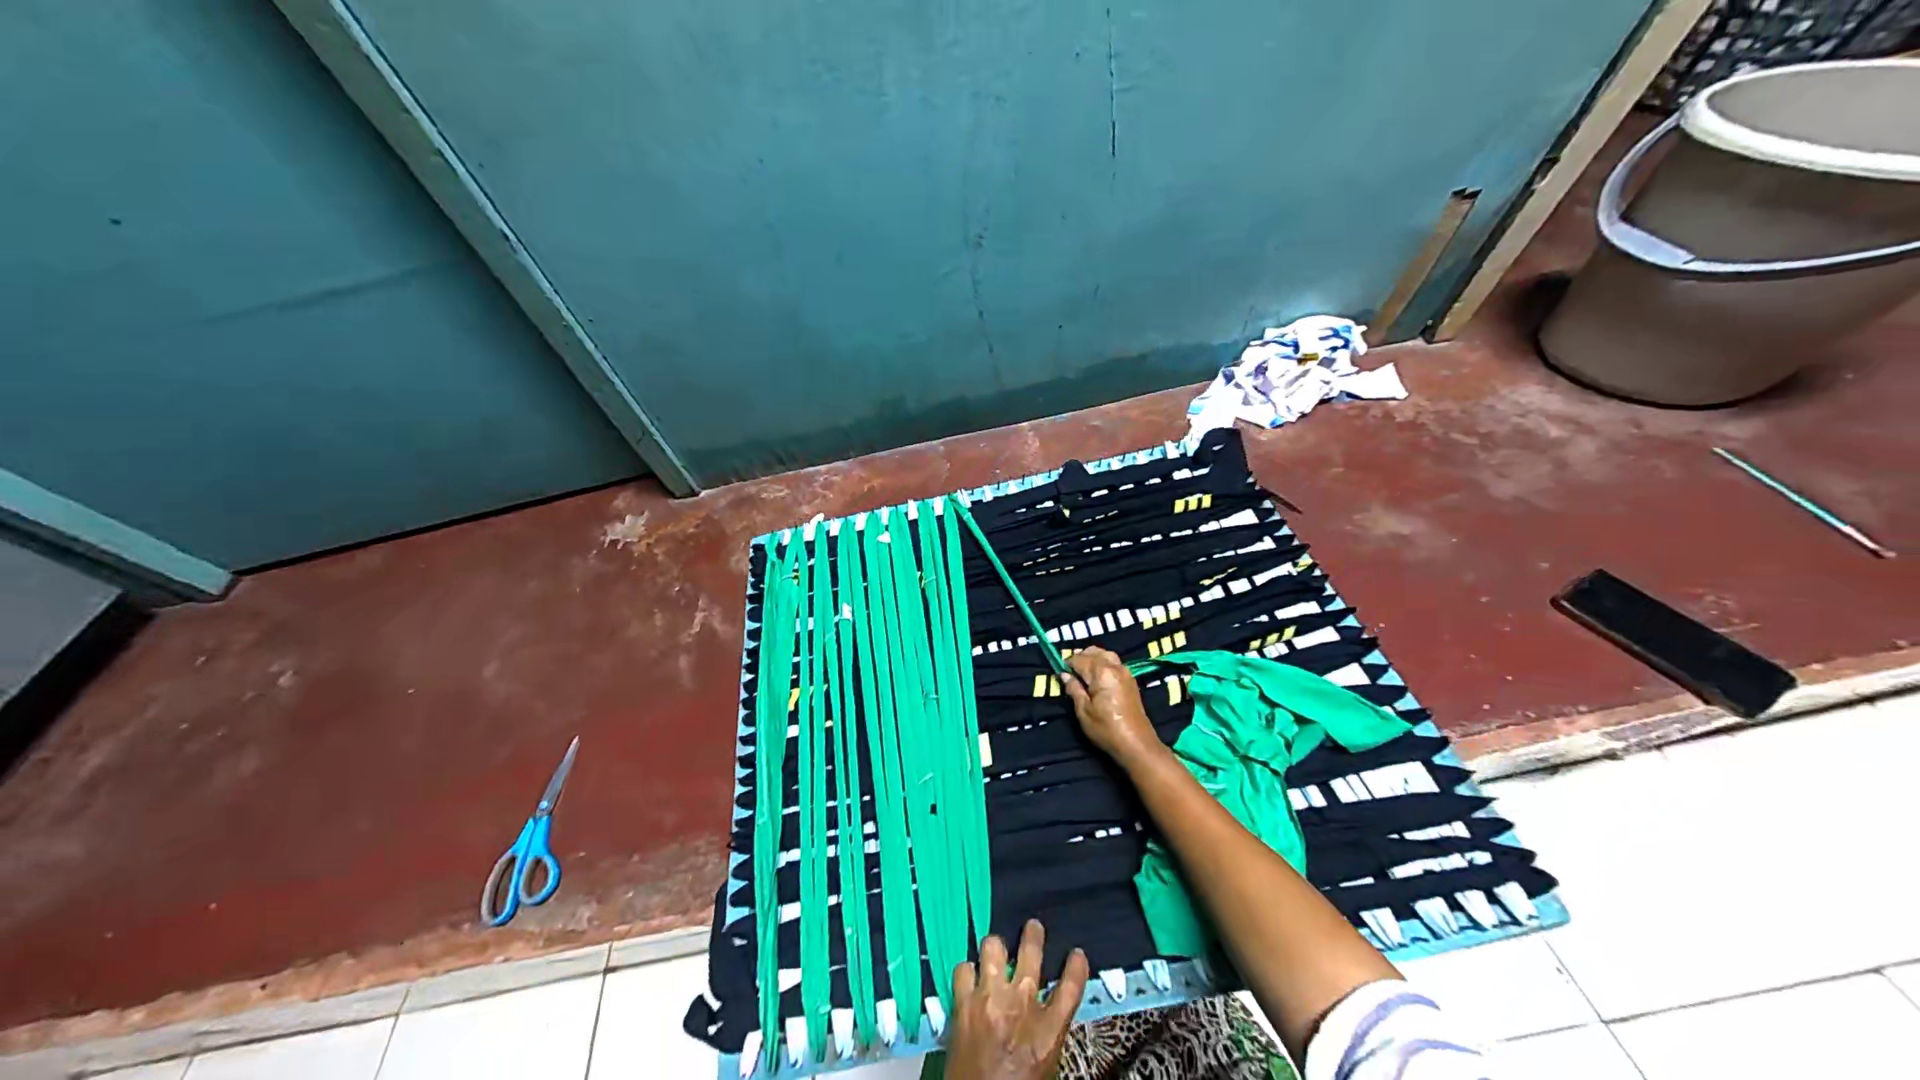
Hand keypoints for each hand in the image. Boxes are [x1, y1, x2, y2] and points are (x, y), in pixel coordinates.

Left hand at [945, 919, 1088, 1079]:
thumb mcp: (1044, 1062)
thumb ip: (1046, 1029)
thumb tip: (1044, 1008)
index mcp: (1049, 1029)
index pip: (1071, 986)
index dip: (1076, 966)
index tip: (1077, 954)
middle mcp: (1022, 1005)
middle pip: (1032, 952)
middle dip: (1033, 935)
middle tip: (1032, 928)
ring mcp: (991, 999)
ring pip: (993, 947)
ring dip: (995, 950)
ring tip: (995, 952)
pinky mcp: (964, 1002)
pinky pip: (963, 968)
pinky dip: (967, 971)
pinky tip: (969, 978)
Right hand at [1065, 648, 1163, 766]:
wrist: (1136, 744)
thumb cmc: (1106, 729)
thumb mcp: (1084, 711)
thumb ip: (1074, 689)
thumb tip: (1064, 675)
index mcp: (1101, 673)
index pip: (1079, 659)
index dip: (1067, 664)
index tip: (1060, 672)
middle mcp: (1115, 667)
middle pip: (1094, 652)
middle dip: (1080, 657)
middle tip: (1070, 672)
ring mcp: (1125, 672)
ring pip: (1106, 654)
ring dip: (1092, 658)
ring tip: (1083, 672)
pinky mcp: (1131, 680)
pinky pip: (1114, 662)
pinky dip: (1103, 663)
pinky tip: (1097, 677)